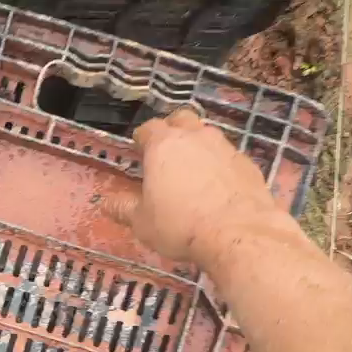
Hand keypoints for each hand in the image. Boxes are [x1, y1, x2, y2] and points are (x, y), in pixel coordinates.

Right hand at [112, 108, 302, 266]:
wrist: (236, 232)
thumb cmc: (179, 225)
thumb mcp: (142, 223)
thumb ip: (123, 208)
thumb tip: (106, 202)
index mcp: (163, 146)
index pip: (148, 128)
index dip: (141, 138)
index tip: (138, 150)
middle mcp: (194, 136)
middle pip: (181, 119)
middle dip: (171, 130)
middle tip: (165, 154)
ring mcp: (224, 146)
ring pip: (205, 135)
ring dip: (195, 146)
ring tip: (190, 172)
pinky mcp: (245, 161)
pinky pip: (225, 155)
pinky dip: (217, 165)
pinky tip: (214, 188)